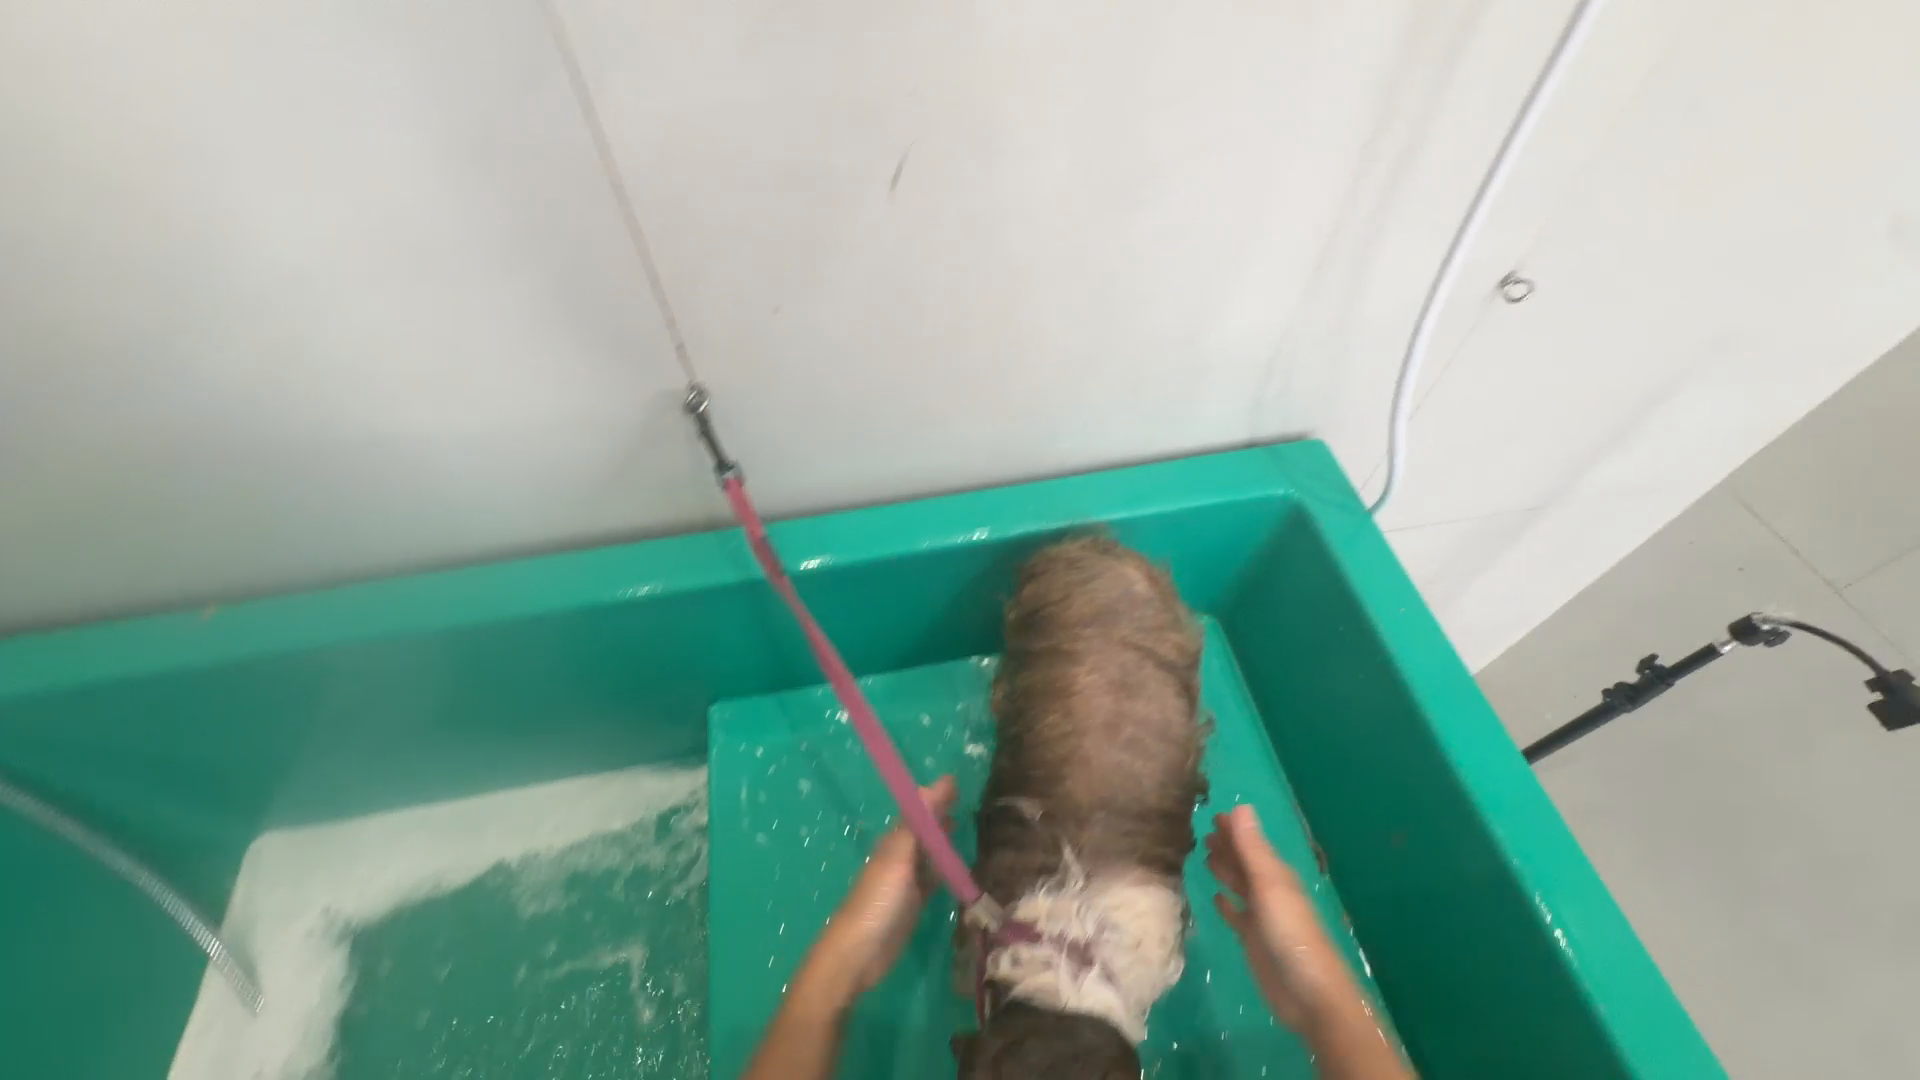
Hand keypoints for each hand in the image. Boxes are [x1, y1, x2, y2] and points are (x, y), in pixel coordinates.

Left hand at [801, 775, 958, 1006]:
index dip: (935, 797)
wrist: (858, 955)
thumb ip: (917, 823)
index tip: (958, 782)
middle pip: (923, 832)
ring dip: (943, 842)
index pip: (918, 812)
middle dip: (940, 817)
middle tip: (965, 802)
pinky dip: (944, 870)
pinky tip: (957, 868)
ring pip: (928, 855)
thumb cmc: (877, 901)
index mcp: (894, 842)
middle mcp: (900, 857)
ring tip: (963, 827)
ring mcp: (906, 882)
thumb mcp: (899, 857)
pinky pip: (932, 880)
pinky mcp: (913, 905)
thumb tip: (939, 782)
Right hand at [1206, 804, 1356, 1033]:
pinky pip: (1236, 914)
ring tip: (1203, 855)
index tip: (1212, 813)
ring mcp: (1261, 916)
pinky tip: (1215, 898)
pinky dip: (1226, 904)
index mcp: (1276, 874)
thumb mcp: (1269, 884)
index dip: (1234, 829)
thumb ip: (1252, 847)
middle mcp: (1269, 891)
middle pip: (1245, 862)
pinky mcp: (1253, 940)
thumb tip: (1240, 806)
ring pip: (1239, 885)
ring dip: (1225, 869)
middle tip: (1201, 832)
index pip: (1251, 843)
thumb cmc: (1290, 932)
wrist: (1309, 994)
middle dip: (1227, 846)